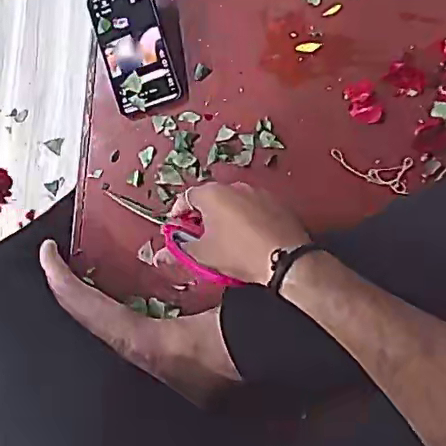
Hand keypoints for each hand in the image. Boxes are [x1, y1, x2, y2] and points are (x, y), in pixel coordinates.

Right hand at [175, 182, 311, 285]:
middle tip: (199, 237)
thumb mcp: (203, 255)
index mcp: (212, 193)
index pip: (185, 197)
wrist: (286, 259)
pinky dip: (246, 218)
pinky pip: (252, 207)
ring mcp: (257, 192)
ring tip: (225, 240)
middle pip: (210, 198)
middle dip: (201, 216)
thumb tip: (159, 256)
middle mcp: (234, 186)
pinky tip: (248, 238)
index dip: (178, 215)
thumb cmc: (240, 253)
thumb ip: (179, 251)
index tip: (177, 230)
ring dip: (224, 217)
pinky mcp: (276, 202)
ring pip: (232, 202)